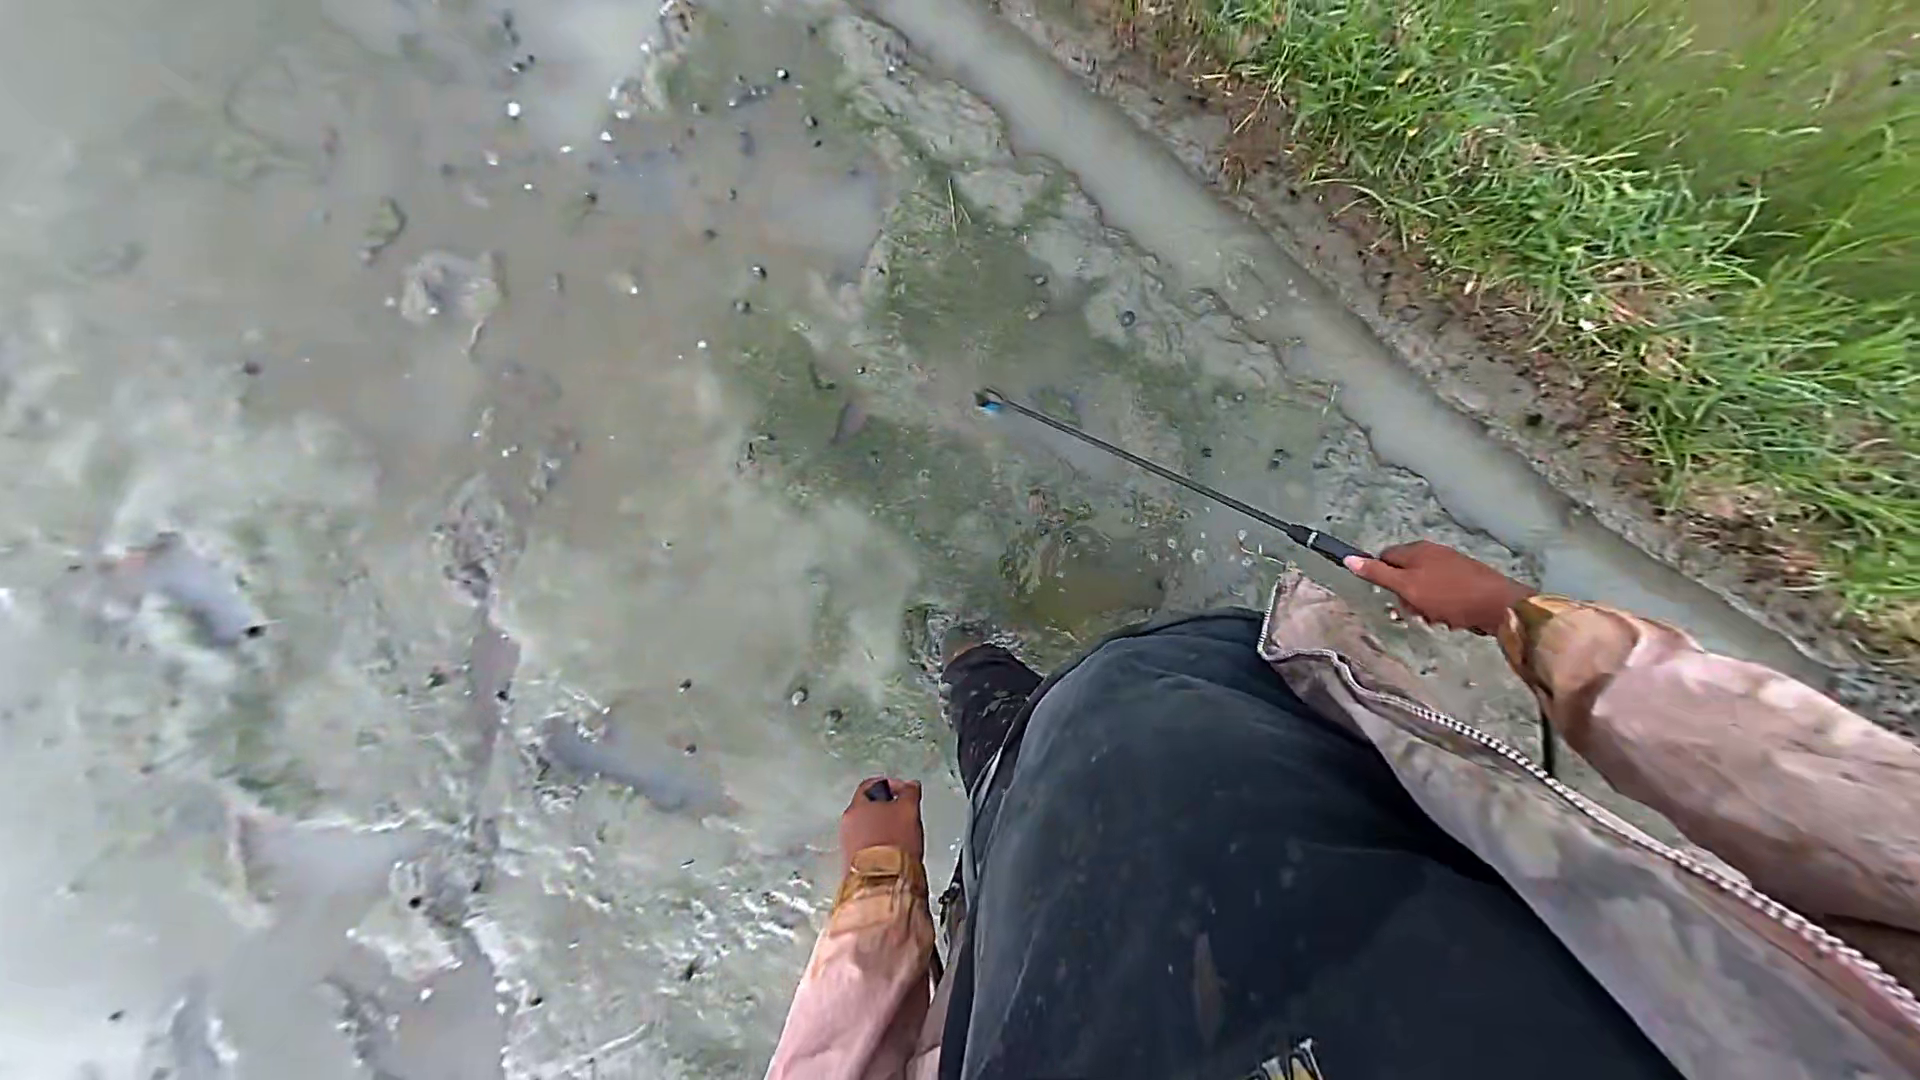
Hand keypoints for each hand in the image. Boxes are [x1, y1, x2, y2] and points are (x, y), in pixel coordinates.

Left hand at [838, 777, 923, 869]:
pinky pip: (866, 846)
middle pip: (867, 807)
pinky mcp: (852, 863)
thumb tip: (911, 786)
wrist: (883, 884)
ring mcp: (848, 844)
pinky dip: (878, 845)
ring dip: (882, 827)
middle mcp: (848, 824)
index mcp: (857, 806)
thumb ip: (910, 792)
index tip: (904, 791)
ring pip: (866, 827)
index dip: (891, 785)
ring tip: (900, 835)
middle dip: (886, 808)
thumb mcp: (910, 810)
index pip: (871, 784)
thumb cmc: (893, 846)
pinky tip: (892, 851)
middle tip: (903, 812)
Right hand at [1344, 541, 1535, 635]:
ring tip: (1435, 616)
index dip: (1382, 577)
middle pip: (1404, 572)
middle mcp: (1434, 551)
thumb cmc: (1448, 595)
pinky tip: (1451, 616)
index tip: (1391, 595)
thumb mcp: (1406, 586)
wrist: (1502, 606)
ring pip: (1424, 584)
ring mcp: (1453, 564)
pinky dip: (1443, 604)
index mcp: (1416, 550)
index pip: (1384, 557)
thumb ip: (1376, 573)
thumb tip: (1348, 558)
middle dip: (1405, 594)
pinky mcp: (1470, 578)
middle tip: (1413, 610)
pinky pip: (1444, 591)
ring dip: (1424, 603)